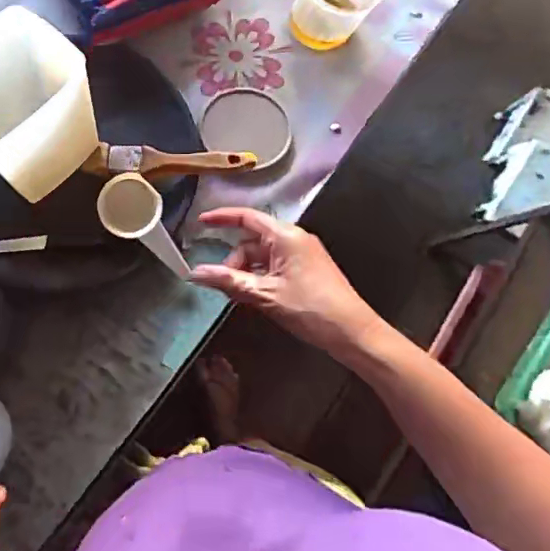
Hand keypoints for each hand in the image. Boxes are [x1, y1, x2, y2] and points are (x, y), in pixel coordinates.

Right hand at [189, 207, 392, 357]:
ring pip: (261, 256)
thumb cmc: (311, 309)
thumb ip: (228, 281)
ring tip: (239, 297)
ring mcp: (302, 254)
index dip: (221, 218)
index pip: (246, 217)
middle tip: (225, 286)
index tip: (200, 223)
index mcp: (285, 236)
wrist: (355, 334)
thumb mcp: (265, 294)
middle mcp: (294, 239)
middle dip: (234, 261)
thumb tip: (194, 273)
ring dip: (246, 272)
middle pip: (251, 241)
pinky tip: (255, 297)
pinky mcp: (307, 269)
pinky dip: (259, 277)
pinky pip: (274, 265)